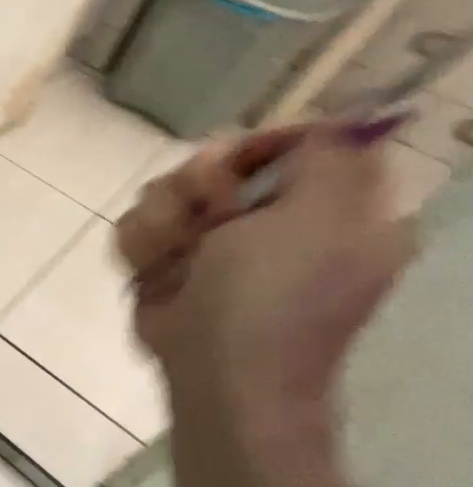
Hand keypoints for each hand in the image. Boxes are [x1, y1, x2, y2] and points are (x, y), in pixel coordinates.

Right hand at [114, 126, 413, 429]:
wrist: (217, 367)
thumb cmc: (273, 295)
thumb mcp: (320, 220)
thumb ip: (330, 162)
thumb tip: (345, 120)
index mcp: (331, 210)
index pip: (293, 142)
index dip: (255, 145)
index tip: (235, 165)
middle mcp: (277, 221)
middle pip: (215, 161)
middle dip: (194, 186)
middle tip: (210, 218)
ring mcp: (219, 241)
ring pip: (165, 190)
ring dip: (162, 220)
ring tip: (179, 258)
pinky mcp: (172, 258)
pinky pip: (140, 223)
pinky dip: (143, 245)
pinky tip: (158, 273)